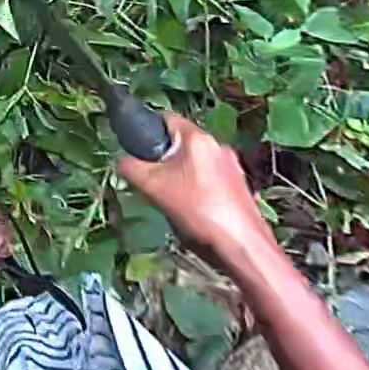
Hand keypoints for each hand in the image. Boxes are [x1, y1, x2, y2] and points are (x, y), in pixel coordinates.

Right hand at [116, 113, 274, 260]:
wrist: (245, 251)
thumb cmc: (197, 210)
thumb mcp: (150, 186)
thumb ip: (129, 166)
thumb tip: (123, 161)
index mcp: (198, 138)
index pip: (164, 118)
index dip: (146, 130)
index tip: (136, 150)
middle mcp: (218, 146)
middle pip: (179, 142)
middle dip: (162, 157)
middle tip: (151, 177)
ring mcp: (234, 168)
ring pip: (194, 162)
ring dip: (179, 174)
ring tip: (170, 197)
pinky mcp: (242, 188)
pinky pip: (209, 178)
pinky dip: (196, 188)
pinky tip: (192, 209)